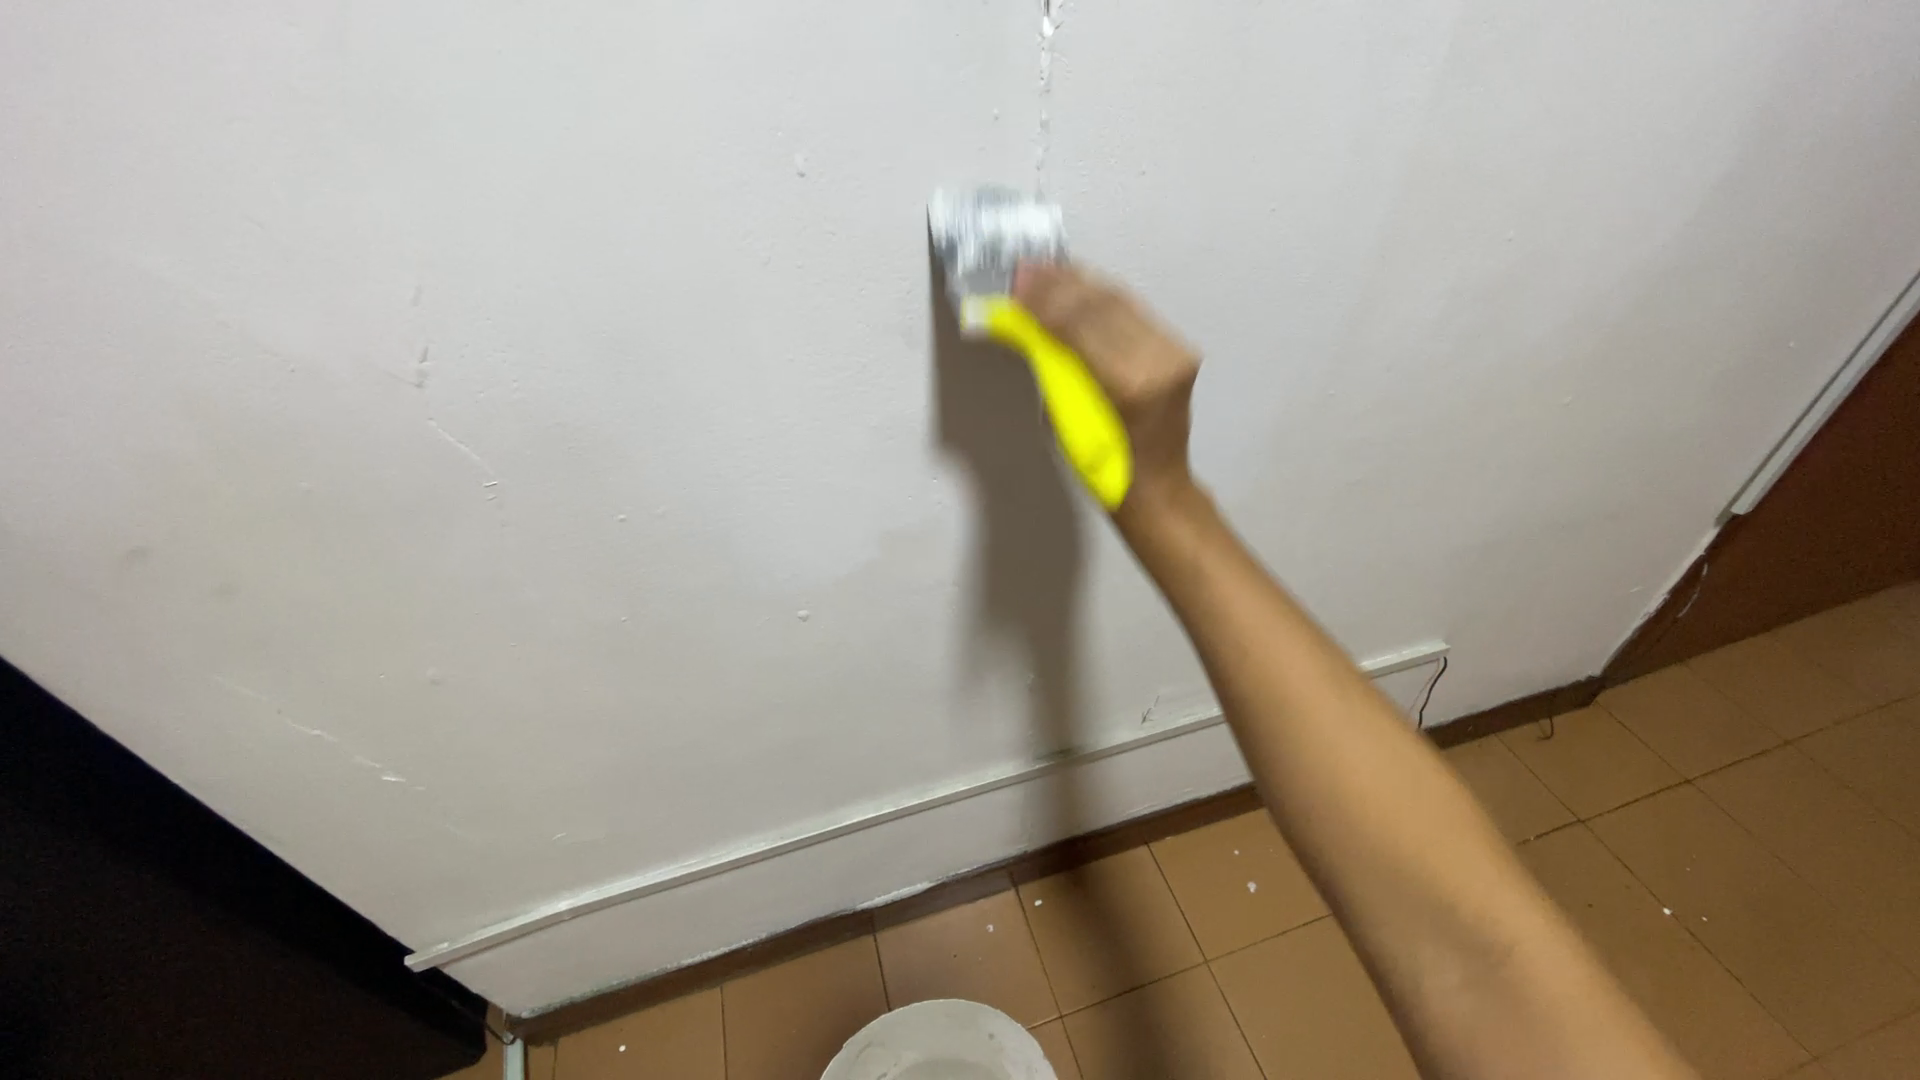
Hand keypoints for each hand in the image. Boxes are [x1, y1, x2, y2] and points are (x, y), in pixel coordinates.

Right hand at [1013, 262, 1201, 515]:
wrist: (1158, 485)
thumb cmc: (1103, 468)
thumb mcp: (1067, 421)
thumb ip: (1057, 368)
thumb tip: (1032, 325)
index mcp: (1129, 385)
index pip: (1081, 326)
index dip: (1046, 300)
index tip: (1016, 282)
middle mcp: (1159, 360)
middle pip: (1103, 305)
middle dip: (1060, 284)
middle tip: (1025, 267)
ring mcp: (1175, 352)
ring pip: (1121, 301)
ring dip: (1081, 283)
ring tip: (1046, 269)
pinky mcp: (1180, 349)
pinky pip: (1134, 313)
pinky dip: (1102, 297)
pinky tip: (1079, 286)